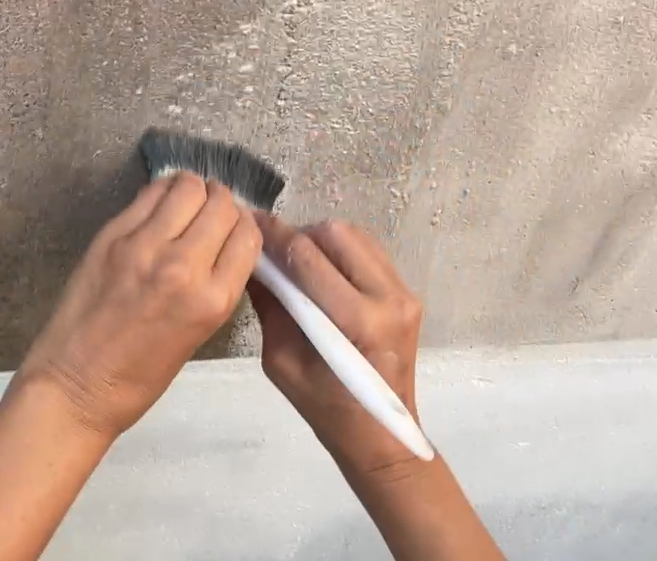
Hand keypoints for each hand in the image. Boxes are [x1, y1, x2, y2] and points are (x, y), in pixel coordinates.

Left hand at [15, 172, 262, 438]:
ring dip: (193, 189)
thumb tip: (225, 241)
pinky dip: (162, 192)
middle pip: (221, 204)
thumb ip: (216, 283)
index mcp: (212, 300)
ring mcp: (144, 245)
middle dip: (222, 202)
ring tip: (186, 203)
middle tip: (211, 211)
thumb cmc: (141, 375)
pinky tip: (160, 205)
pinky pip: (149, 193)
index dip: (245, 225)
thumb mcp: (199, 333)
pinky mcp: (112, 234)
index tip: (234, 227)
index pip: (247, 235)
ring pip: (186, 186)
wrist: (76, 384)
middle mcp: (183, 266)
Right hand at [249, 213, 425, 479]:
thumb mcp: (280, 360)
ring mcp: (404, 293)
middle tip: (276, 252)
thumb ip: (269, 304)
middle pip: (334, 234)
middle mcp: (387, 298)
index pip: (307, 256)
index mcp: (357, 321)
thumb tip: (250, 258)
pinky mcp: (408, 293)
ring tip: (299, 260)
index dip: (274, 235)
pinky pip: (369, 251)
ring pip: (354, 235)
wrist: (381, 436)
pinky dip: (341, 250)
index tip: (248, 221)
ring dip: (320, 239)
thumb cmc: (325, 407)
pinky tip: (324, 270)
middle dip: (298, 235)